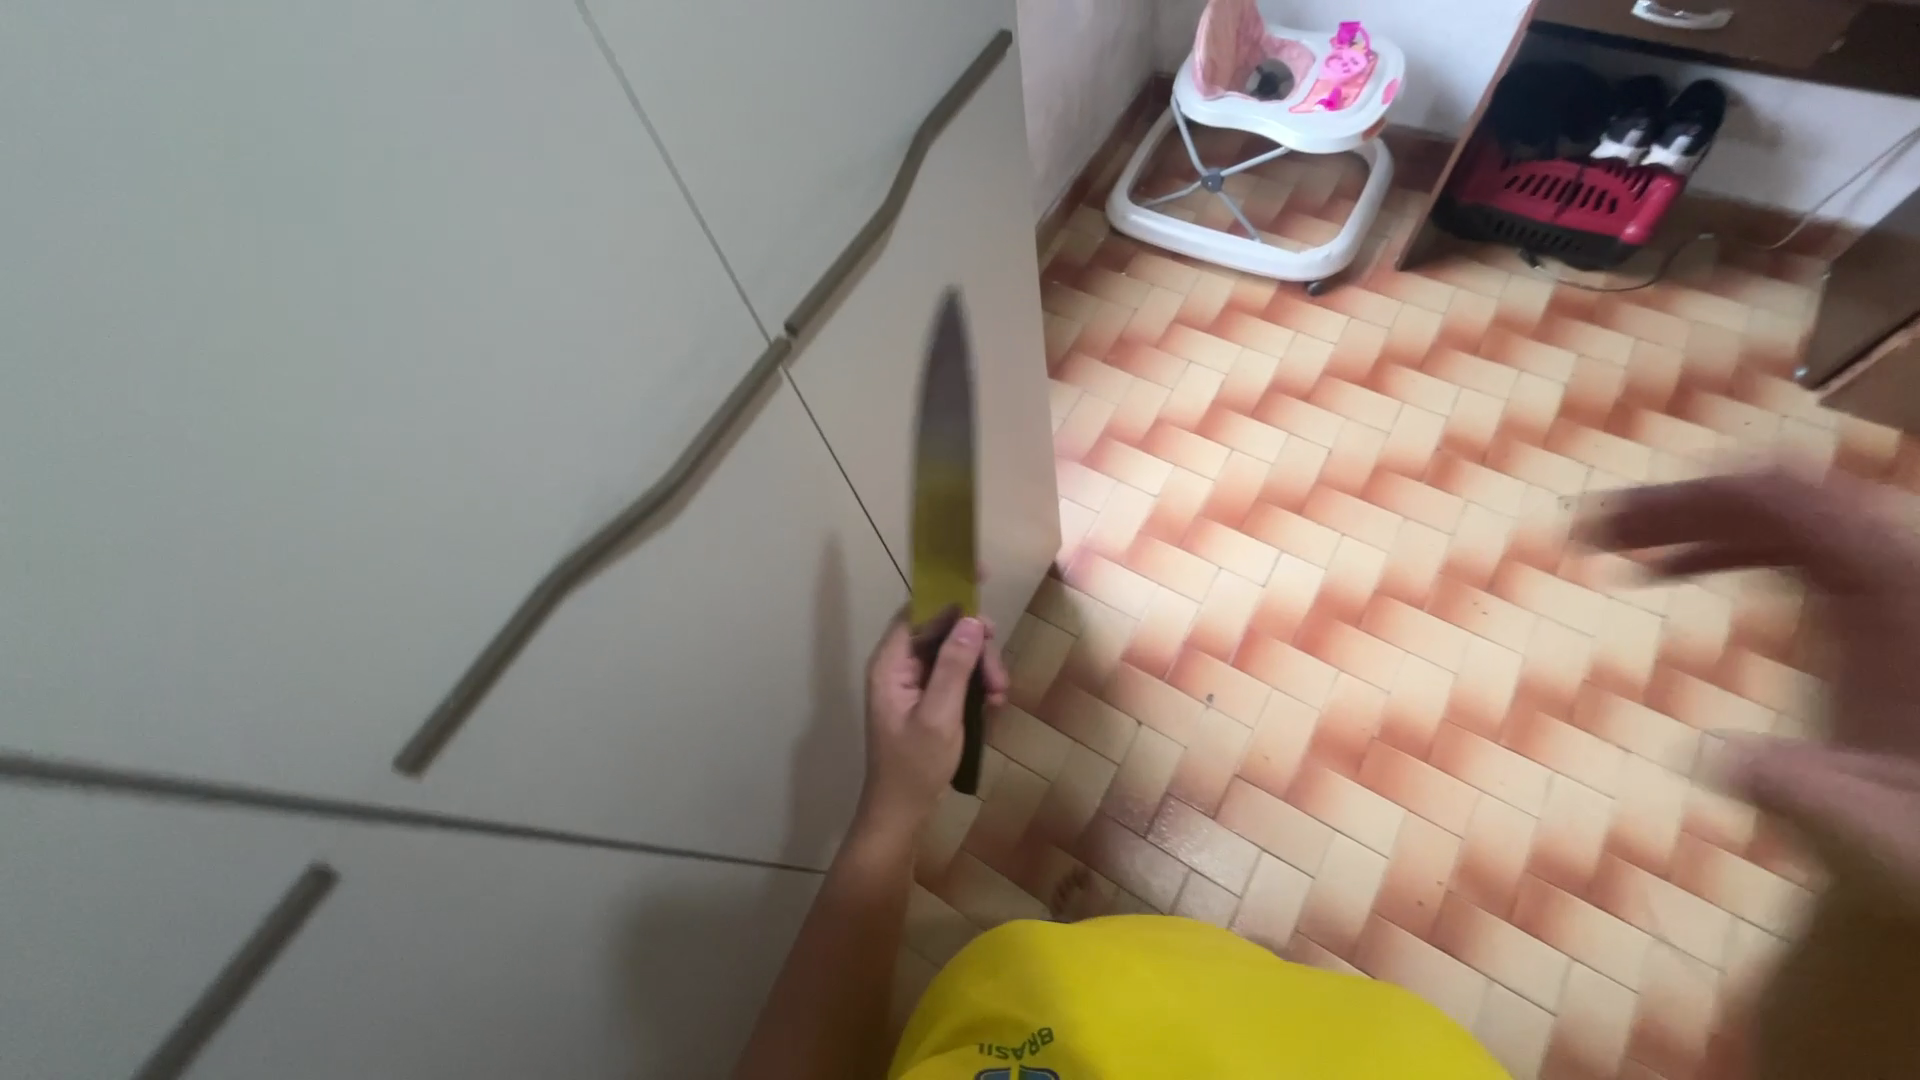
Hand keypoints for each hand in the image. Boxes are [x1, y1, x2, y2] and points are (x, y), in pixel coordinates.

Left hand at [855, 613, 1008, 837]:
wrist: (902, 812)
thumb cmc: (915, 767)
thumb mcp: (940, 715)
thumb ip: (954, 666)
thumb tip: (971, 621)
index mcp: (890, 664)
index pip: (919, 611)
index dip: (950, 592)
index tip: (983, 576)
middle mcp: (899, 665)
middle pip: (943, 631)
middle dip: (977, 648)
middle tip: (999, 678)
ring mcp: (913, 682)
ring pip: (955, 653)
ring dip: (982, 670)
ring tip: (999, 700)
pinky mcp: (927, 697)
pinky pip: (956, 675)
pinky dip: (977, 686)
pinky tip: (992, 706)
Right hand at [1586, 468, 1919, 909]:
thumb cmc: (1915, 859)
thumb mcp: (1877, 847)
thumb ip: (1810, 802)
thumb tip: (1723, 761)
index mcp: (1910, 620)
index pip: (1809, 514)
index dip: (1704, 501)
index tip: (1610, 520)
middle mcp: (1903, 591)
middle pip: (1788, 499)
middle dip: (1680, 503)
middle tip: (1588, 530)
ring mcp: (1884, 598)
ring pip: (1779, 514)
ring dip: (1686, 517)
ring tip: (1605, 542)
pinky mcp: (1864, 613)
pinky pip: (1782, 544)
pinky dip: (1709, 545)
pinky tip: (1655, 571)